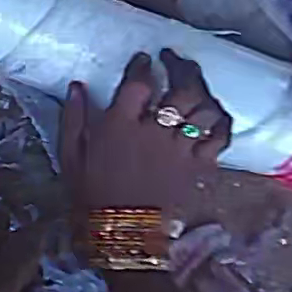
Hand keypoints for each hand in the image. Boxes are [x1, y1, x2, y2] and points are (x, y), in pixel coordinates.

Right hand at [60, 50, 231, 210]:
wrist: (122, 233)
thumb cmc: (91, 193)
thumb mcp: (70, 155)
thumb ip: (73, 118)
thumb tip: (77, 86)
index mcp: (120, 126)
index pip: (139, 83)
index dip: (143, 65)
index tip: (144, 58)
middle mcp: (154, 132)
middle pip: (180, 89)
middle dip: (181, 67)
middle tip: (174, 59)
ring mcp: (180, 150)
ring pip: (203, 109)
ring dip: (203, 89)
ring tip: (195, 80)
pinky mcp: (198, 167)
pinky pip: (219, 138)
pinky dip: (220, 121)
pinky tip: (213, 113)